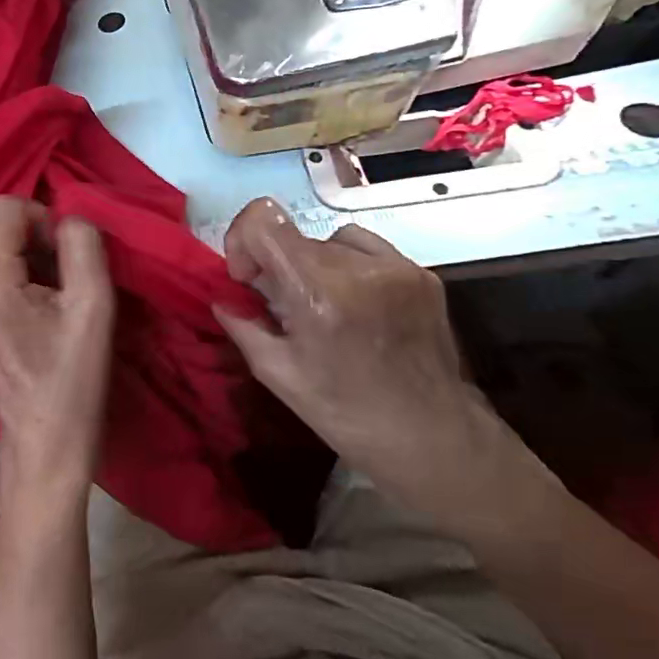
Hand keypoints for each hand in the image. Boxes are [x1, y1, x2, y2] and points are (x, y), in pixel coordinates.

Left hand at [0, 197, 115, 495]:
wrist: (46, 443)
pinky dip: (4, 265)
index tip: (63, 253)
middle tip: (55, 261)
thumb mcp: (94, 305)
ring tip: (46, 281)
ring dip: (15, 245)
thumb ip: (82, 245)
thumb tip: (66, 218)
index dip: (39, 216)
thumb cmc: (75, 378)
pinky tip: (31, 298)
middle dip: (23, 225)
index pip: (1, 209)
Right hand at [212, 198, 488, 504]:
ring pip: (331, 240)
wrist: (435, 438)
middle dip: (279, 264)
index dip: (243, 238)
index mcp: (318, 293)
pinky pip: (369, 250)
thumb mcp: (280, 376)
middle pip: (297, 237)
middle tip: (286, 307)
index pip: (265, 219)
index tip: (249, 276)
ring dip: (316, 265)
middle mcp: (358, 266)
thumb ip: (244, 326)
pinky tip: (359, 304)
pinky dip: (352, 267)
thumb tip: (224, 297)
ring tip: (329, 307)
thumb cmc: (348, 415)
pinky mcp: (421, 272)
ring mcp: (395, 265)